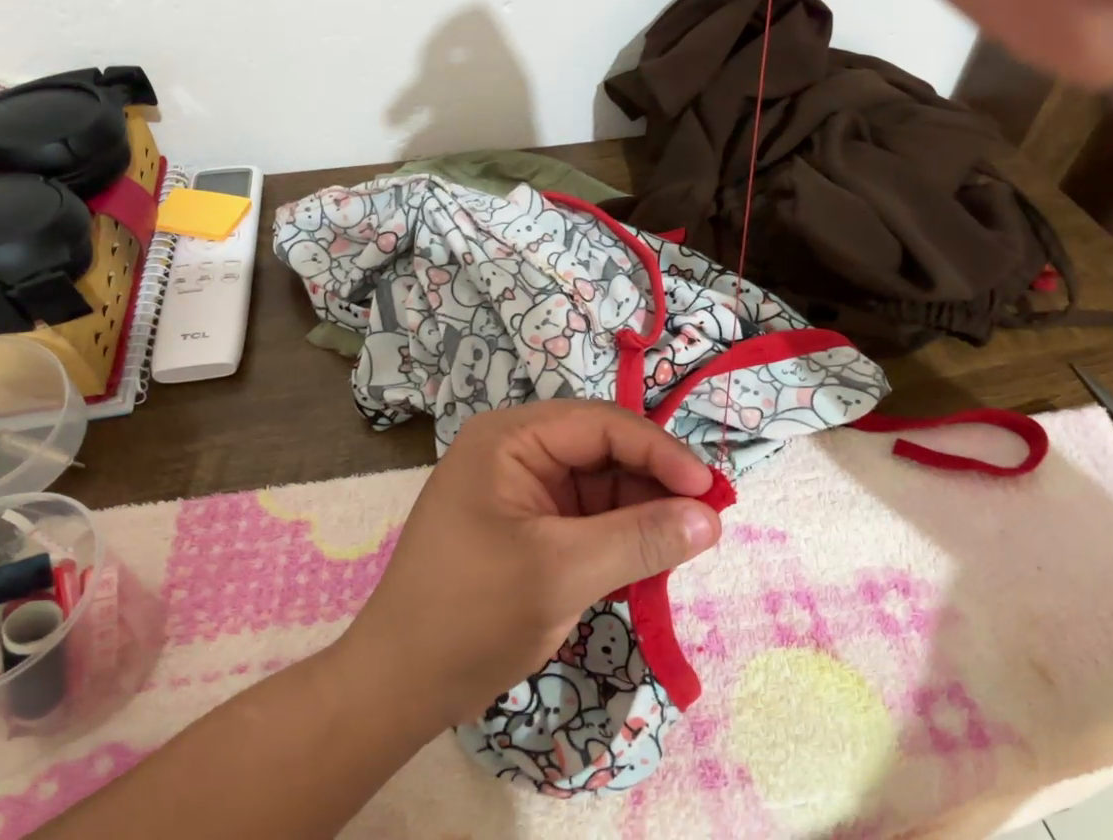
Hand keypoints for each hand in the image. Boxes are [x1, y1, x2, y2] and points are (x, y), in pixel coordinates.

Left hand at [337, 401, 722, 728]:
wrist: (399, 686)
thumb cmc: (470, 615)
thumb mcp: (561, 573)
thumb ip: (640, 539)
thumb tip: (712, 517)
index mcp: (510, 440)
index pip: (602, 425)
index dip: (661, 452)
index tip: (711, 492)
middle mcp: (516, 455)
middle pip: (605, 453)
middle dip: (655, 486)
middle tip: (706, 525)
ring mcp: (522, 494)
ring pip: (603, 489)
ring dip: (642, 517)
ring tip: (682, 550)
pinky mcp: (529, 532)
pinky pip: (590, 522)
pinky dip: (622, 541)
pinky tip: (649, 564)